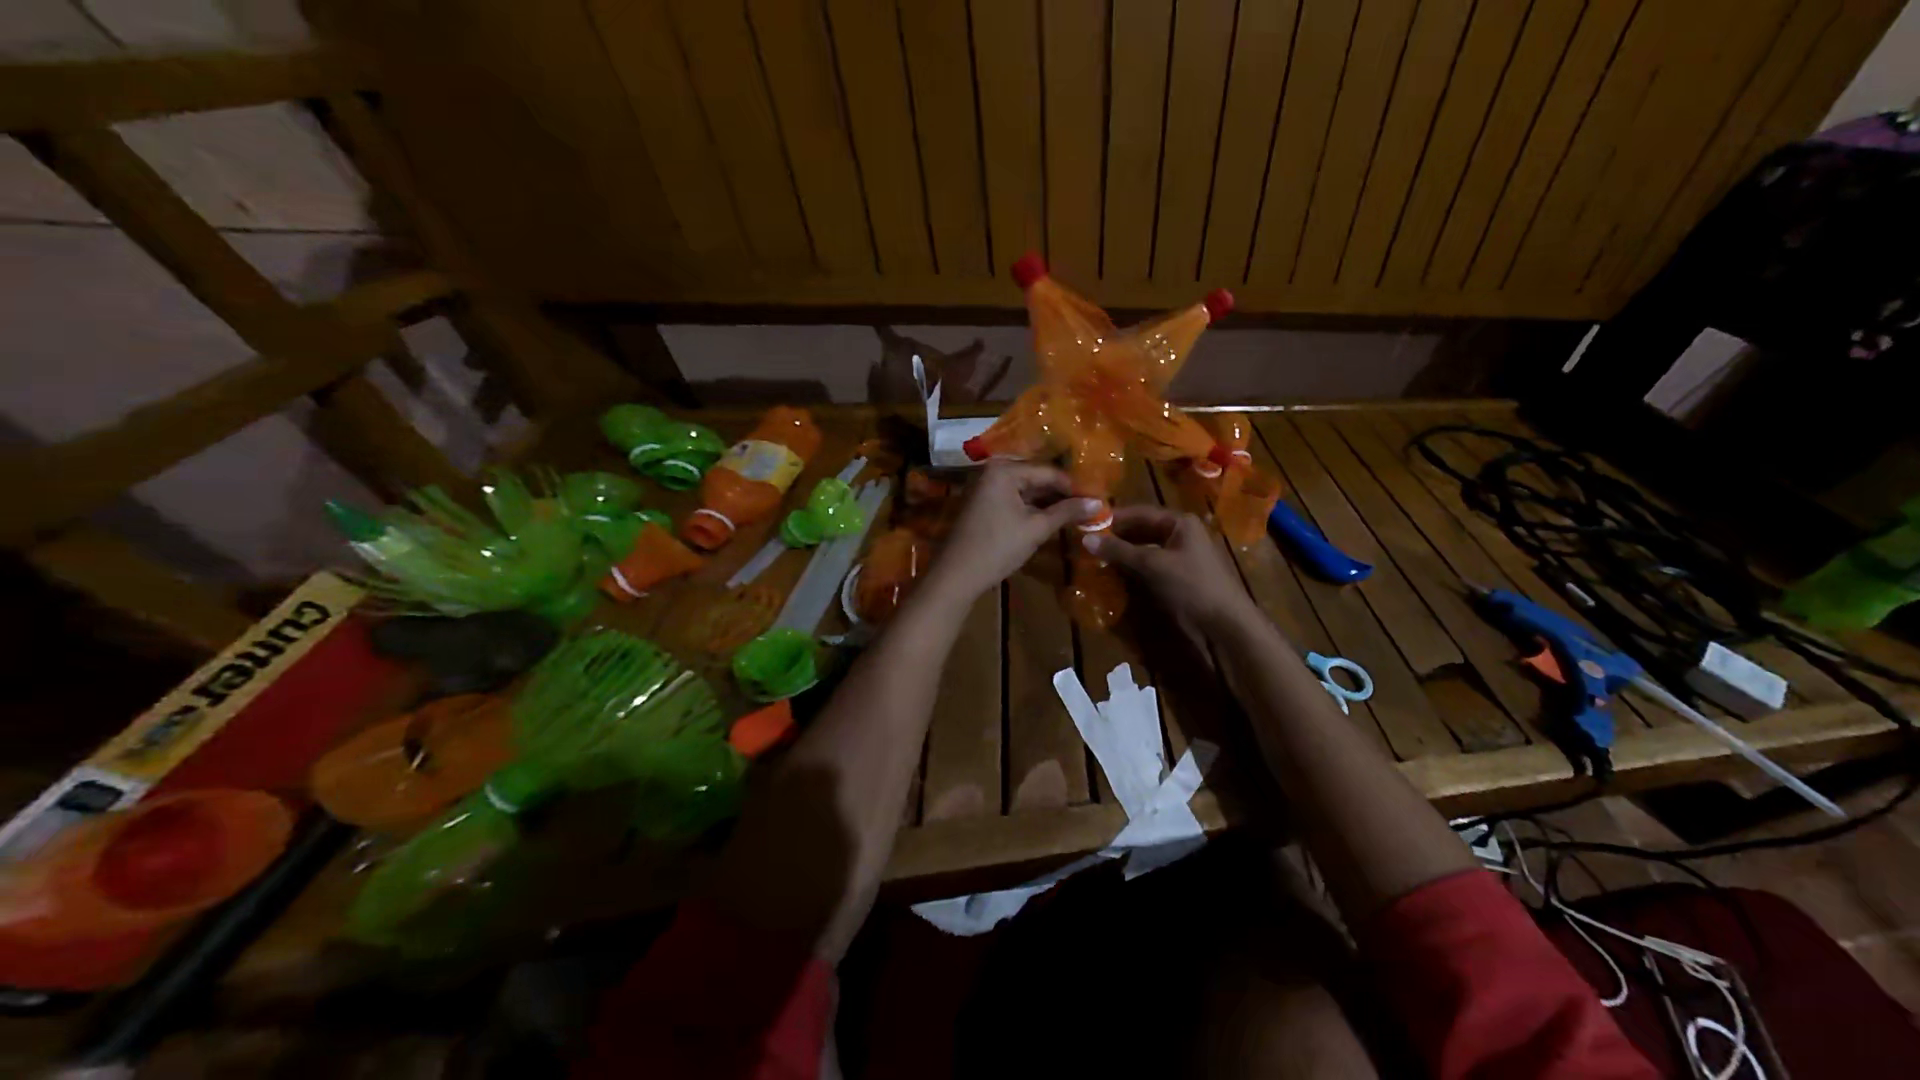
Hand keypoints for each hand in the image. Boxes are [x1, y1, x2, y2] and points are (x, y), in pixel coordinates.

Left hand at [932, 463, 1104, 598]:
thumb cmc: (998, 548)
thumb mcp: (1036, 528)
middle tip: (1089, 506)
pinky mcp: (982, 503)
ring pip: (1025, 489)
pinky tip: (1051, 518)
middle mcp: (992, 470)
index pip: (1049, 472)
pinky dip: (1031, 507)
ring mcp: (984, 486)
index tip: (1098, 499)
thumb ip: (1067, 512)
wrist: (956, 575)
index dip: (1075, 487)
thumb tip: (1099, 503)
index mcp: (1004, 470)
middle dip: (1061, 493)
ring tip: (1075, 514)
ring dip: (1048, 502)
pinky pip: (1013, 498)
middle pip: (1037, 478)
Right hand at [1083, 505, 1257, 632]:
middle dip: (1116, 537)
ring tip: (1095, 557)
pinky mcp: (1178, 574)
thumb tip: (1085, 538)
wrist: (1225, 622)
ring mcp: (1181, 554)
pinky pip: (1150, 563)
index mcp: (1179, 522)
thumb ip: (1119, 551)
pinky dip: (1132, 566)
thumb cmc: (1191, 585)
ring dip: (1122, 553)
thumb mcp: (1153, 565)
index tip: (1086, 524)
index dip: (1112, 518)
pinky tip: (1114, 573)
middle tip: (1086, 543)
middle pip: (1141, 529)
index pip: (1139, 512)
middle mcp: (1180, 533)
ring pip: (1144, 547)